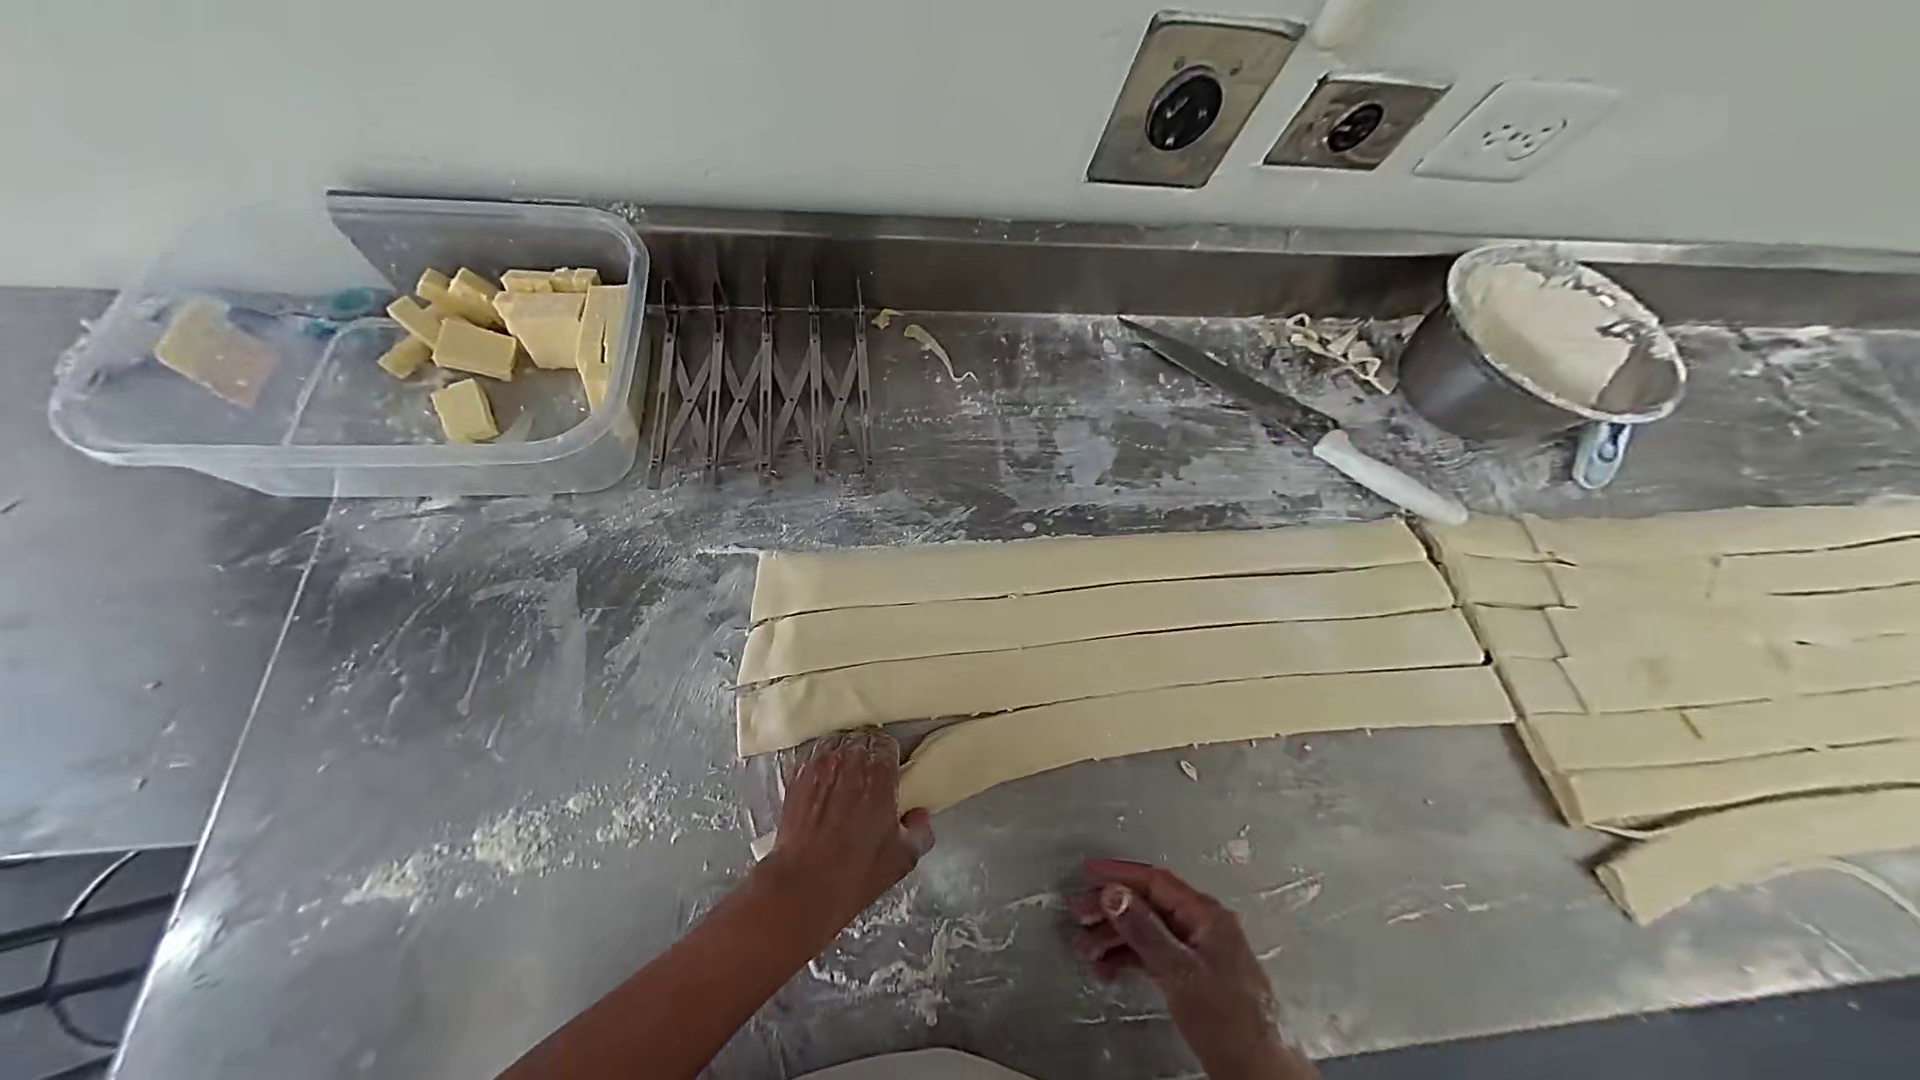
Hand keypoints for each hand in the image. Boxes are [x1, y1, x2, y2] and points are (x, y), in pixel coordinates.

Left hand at [760, 730, 934, 929]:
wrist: (804, 883)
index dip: (890, 754)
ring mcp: (820, 766)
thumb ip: (920, 830)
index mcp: (880, 772)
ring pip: (836, 741)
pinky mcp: (797, 777)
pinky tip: (824, 777)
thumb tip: (920, 815)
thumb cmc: (857, 870)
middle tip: (870, 770)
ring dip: (844, 751)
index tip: (891, 768)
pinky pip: (813, 754)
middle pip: (862, 738)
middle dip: (868, 751)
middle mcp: (850, 761)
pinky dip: (822, 760)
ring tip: (846, 770)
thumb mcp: (904, 856)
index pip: (887, 743)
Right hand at [1070, 858, 1317, 1079]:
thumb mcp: (1180, 972)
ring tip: (1085, 949)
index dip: (1120, 874)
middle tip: (1078, 914)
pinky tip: (1107, 970)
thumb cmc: (1229, 1020)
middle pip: (1148, 905)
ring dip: (1114, 937)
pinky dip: (1128, 959)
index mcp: (1206, 916)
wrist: (1259, 1074)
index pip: (1156, 881)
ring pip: (1147, 932)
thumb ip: (1145, 930)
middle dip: (1111, 909)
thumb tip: (1114, 893)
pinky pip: (1152, 956)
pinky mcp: (1191, 977)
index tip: (1088, 872)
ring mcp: (1196, 952)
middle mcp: (1201, 927)